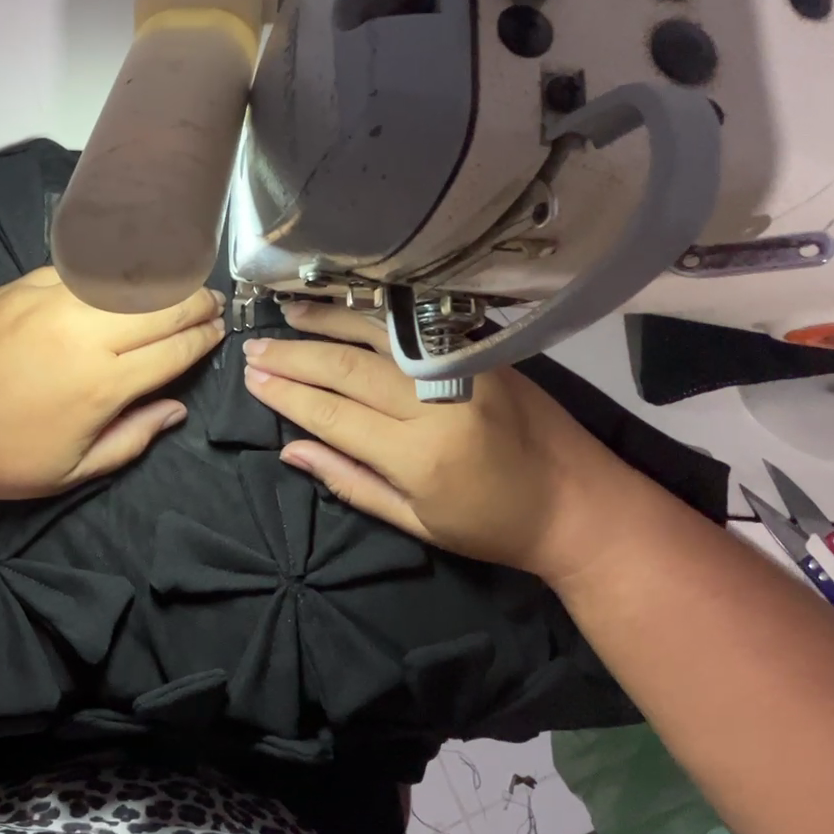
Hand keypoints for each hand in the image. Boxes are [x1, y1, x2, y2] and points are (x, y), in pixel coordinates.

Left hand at [0, 267, 224, 501]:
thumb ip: (132, 439)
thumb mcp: (71, 471)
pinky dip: (114, 271)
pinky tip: (124, 277)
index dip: (205, 339)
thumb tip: (175, 410)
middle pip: (162, 305)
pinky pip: (84, 269)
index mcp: (103, 384)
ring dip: (164, 280)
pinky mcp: (24, 285)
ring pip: (128, 278)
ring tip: (181, 285)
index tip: (219, 333)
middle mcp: (85, 332)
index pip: (176, 350)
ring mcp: (52, 300)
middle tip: (212, 304)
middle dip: (197, 303)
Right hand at [240, 302, 641, 582]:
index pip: (333, 415)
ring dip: (326, 324)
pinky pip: (413, 329)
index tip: (250, 379)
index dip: (286, 395)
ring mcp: (462, 370)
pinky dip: (372, 316)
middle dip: (294, 357)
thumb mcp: (415, 522)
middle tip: (253, 348)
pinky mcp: (480, 353)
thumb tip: (289, 450)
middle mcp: (437, 403)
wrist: (582, 503)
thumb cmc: (492, 526)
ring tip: (286, 316)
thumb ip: (349, 482)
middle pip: (346, 369)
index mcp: (419, 454)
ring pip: (377, 338)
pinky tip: (343, 307)